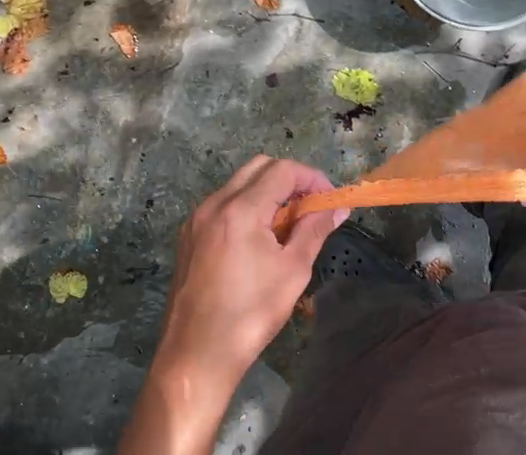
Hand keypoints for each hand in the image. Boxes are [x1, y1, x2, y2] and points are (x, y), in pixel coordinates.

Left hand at [156, 156, 346, 381]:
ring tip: (288, 225)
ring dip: (268, 192)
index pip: (283, 170)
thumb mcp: (293, 270)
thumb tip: (337, 208)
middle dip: (290, 179)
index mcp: (240, 210)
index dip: (312, 178)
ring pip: (239, 184)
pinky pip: (223, 205)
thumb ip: (315, 230)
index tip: (328, 200)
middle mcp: (214, 205)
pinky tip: (259, 239)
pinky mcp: (188, 238)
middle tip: (310, 206)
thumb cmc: (250, 314)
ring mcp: (196, 221)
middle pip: (259, 167)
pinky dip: (247, 207)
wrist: (195, 358)